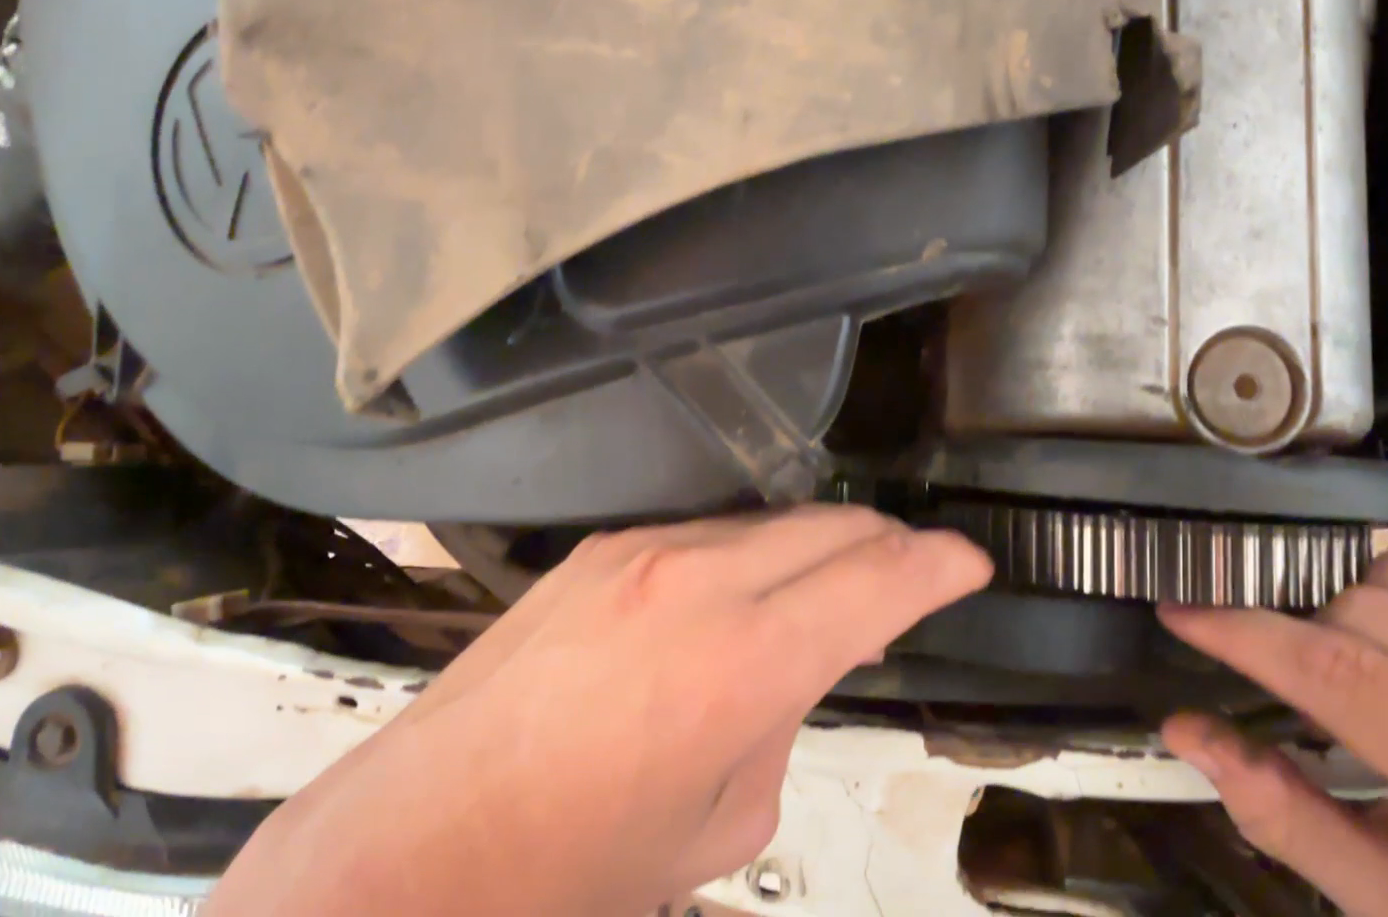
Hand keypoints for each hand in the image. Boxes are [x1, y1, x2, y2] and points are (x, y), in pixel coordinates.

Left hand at [205, 506, 991, 916]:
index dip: (940, 564)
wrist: (420, 842)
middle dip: (890, 545)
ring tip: (833, 593)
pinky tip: (746, 597)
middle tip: (915, 575)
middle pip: (833, 526)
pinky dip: (754, 556)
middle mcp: (696, 579)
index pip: (880, 578)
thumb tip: (795, 667)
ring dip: (820, 548)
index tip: (967, 563)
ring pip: (772, 522)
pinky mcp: (596, 551)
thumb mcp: (726, 821)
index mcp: (744, 660)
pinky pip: (707, 534)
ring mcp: (640, 552)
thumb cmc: (578, 865)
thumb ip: (782, 721)